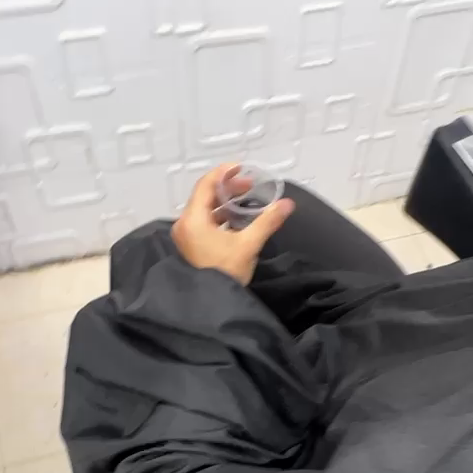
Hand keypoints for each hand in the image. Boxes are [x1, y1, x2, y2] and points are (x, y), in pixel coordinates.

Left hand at [170, 164, 294, 284]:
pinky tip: (236, 219)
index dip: (224, 173)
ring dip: (224, 203)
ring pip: (204, 210)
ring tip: (246, 201)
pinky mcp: (190, 246)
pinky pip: (203, 223)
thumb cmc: (226, 272)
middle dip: (228, 188)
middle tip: (250, 186)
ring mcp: (185, 237)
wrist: (212, 304)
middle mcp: (184, 224)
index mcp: (193, 220)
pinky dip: (219, 216)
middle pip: (204, 196)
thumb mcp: (249, 245)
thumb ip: (267, 221)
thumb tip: (288, 204)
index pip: (205, 184)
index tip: (242, 167)